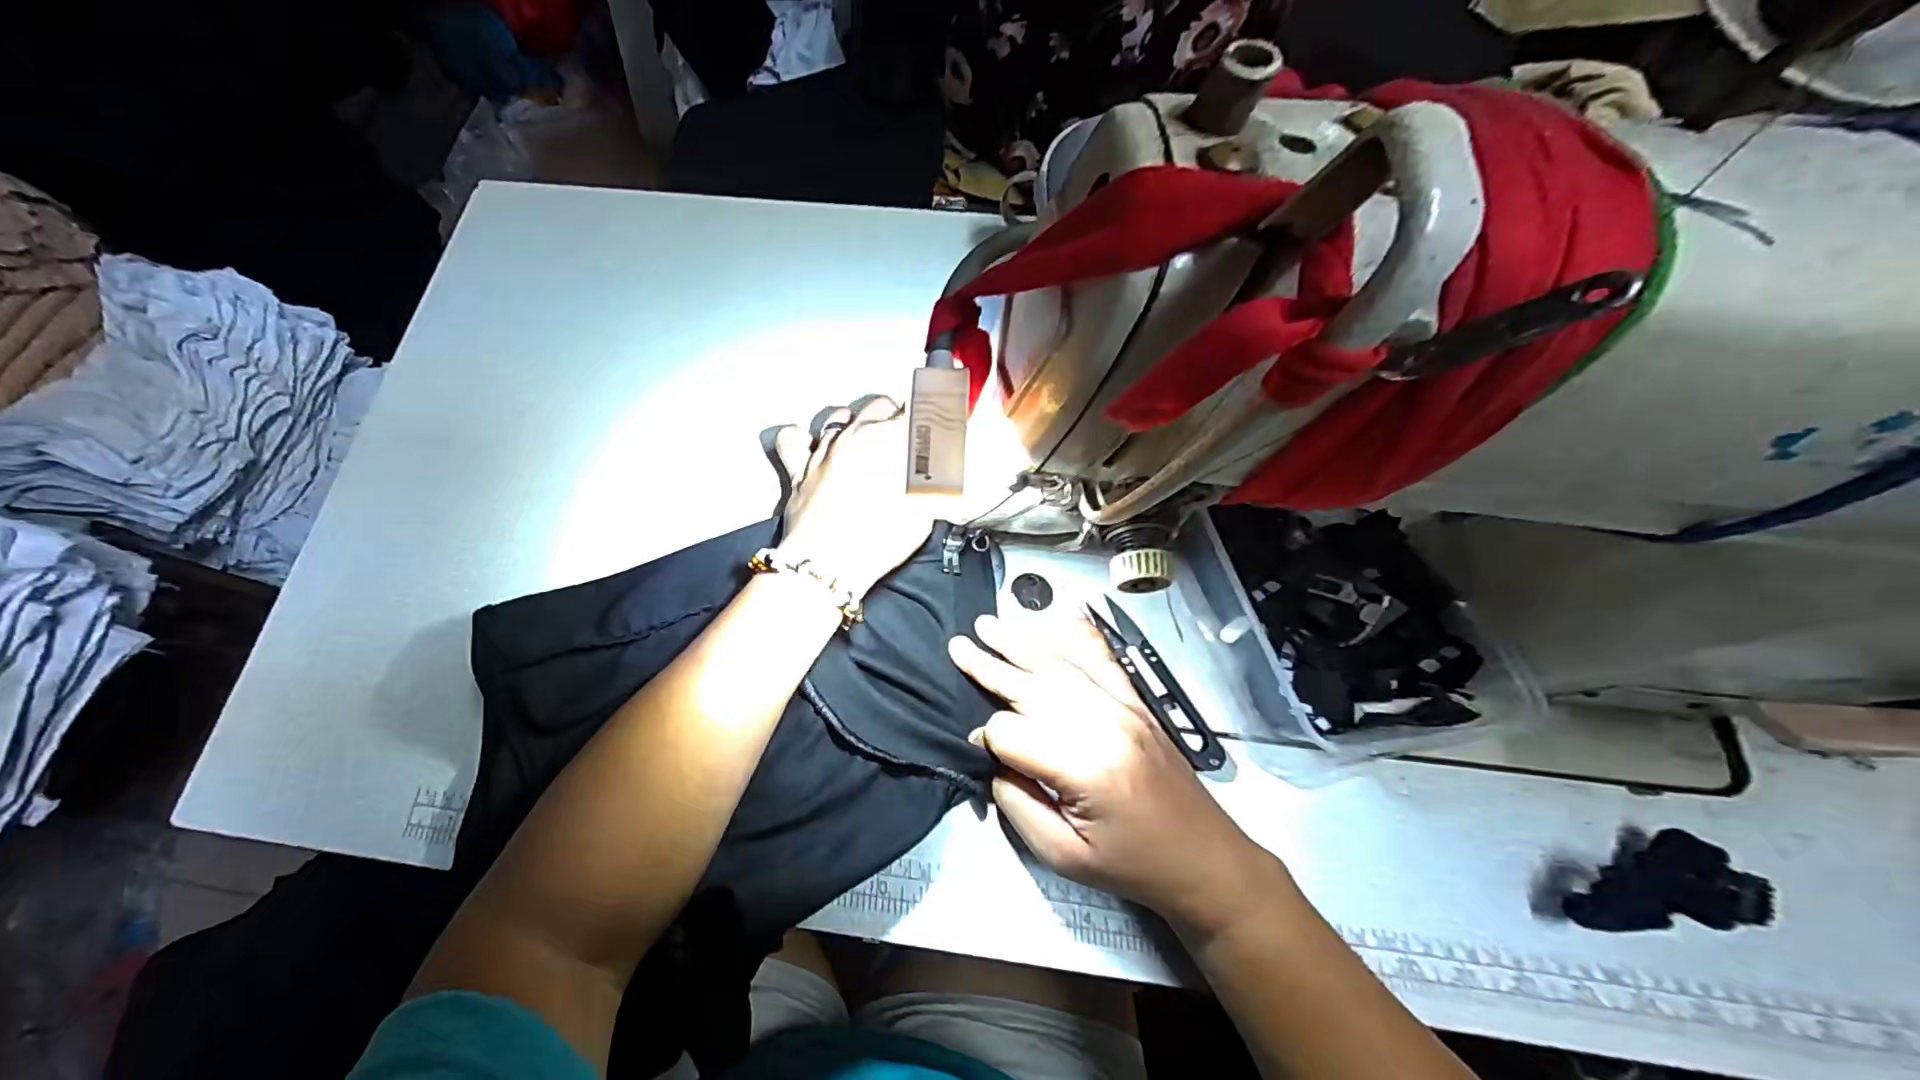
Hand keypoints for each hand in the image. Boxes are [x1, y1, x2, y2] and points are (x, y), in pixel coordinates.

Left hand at [771, 396, 942, 598]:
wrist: (828, 563)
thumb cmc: (880, 536)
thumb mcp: (925, 507)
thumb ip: (939, 478)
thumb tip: (948, 464)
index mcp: (892, 438)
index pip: (922, 408)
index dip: (936, 412)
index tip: (945, 417)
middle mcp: (857, 434)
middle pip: (880, 404)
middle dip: (898, 413)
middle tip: (908, 434)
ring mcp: (824, 449)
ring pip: (839, 415)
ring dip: (856, 419)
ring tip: (866, 435)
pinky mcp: (799, 470)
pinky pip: (792, 440)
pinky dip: (802, 438)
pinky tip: (811, 444)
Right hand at [948, 610, 1287, 935]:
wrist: (1204, 859)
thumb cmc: (1132, 865)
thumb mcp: (1061, 854)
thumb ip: (1017, 801)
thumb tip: (994, 756)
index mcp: (1085, 767)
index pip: (1014, 732)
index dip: (988, 738)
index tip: (974, 746)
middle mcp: (1104, 724)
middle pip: (1034, 685)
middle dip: (990, 667)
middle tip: (958, 647)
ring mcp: (1125, 707)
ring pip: (1061, 665)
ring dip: (1022, 643)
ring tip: (989, 626)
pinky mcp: (1137, 704)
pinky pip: (1104, 660)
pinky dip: (1079, 635)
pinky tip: (1060, 616)